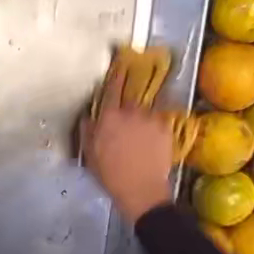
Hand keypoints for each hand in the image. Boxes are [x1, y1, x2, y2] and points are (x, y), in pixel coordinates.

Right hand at [81, 69, 174, 223]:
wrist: (141, 190)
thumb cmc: (111, 174)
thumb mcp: (90, 154)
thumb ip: (87, 130)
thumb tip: (88, 116)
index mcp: (109, 116)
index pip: (112, 88)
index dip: (115, 74)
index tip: (118, 63)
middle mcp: (131, 112)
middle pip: (132, 93)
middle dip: (131, 88)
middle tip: (133, 84)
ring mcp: (151, 119)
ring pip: (147, 106)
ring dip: (144, 107)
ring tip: (145, 112)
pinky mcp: (166, 129)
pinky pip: (161, 118)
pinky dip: (157, 120)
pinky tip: (156, 127)